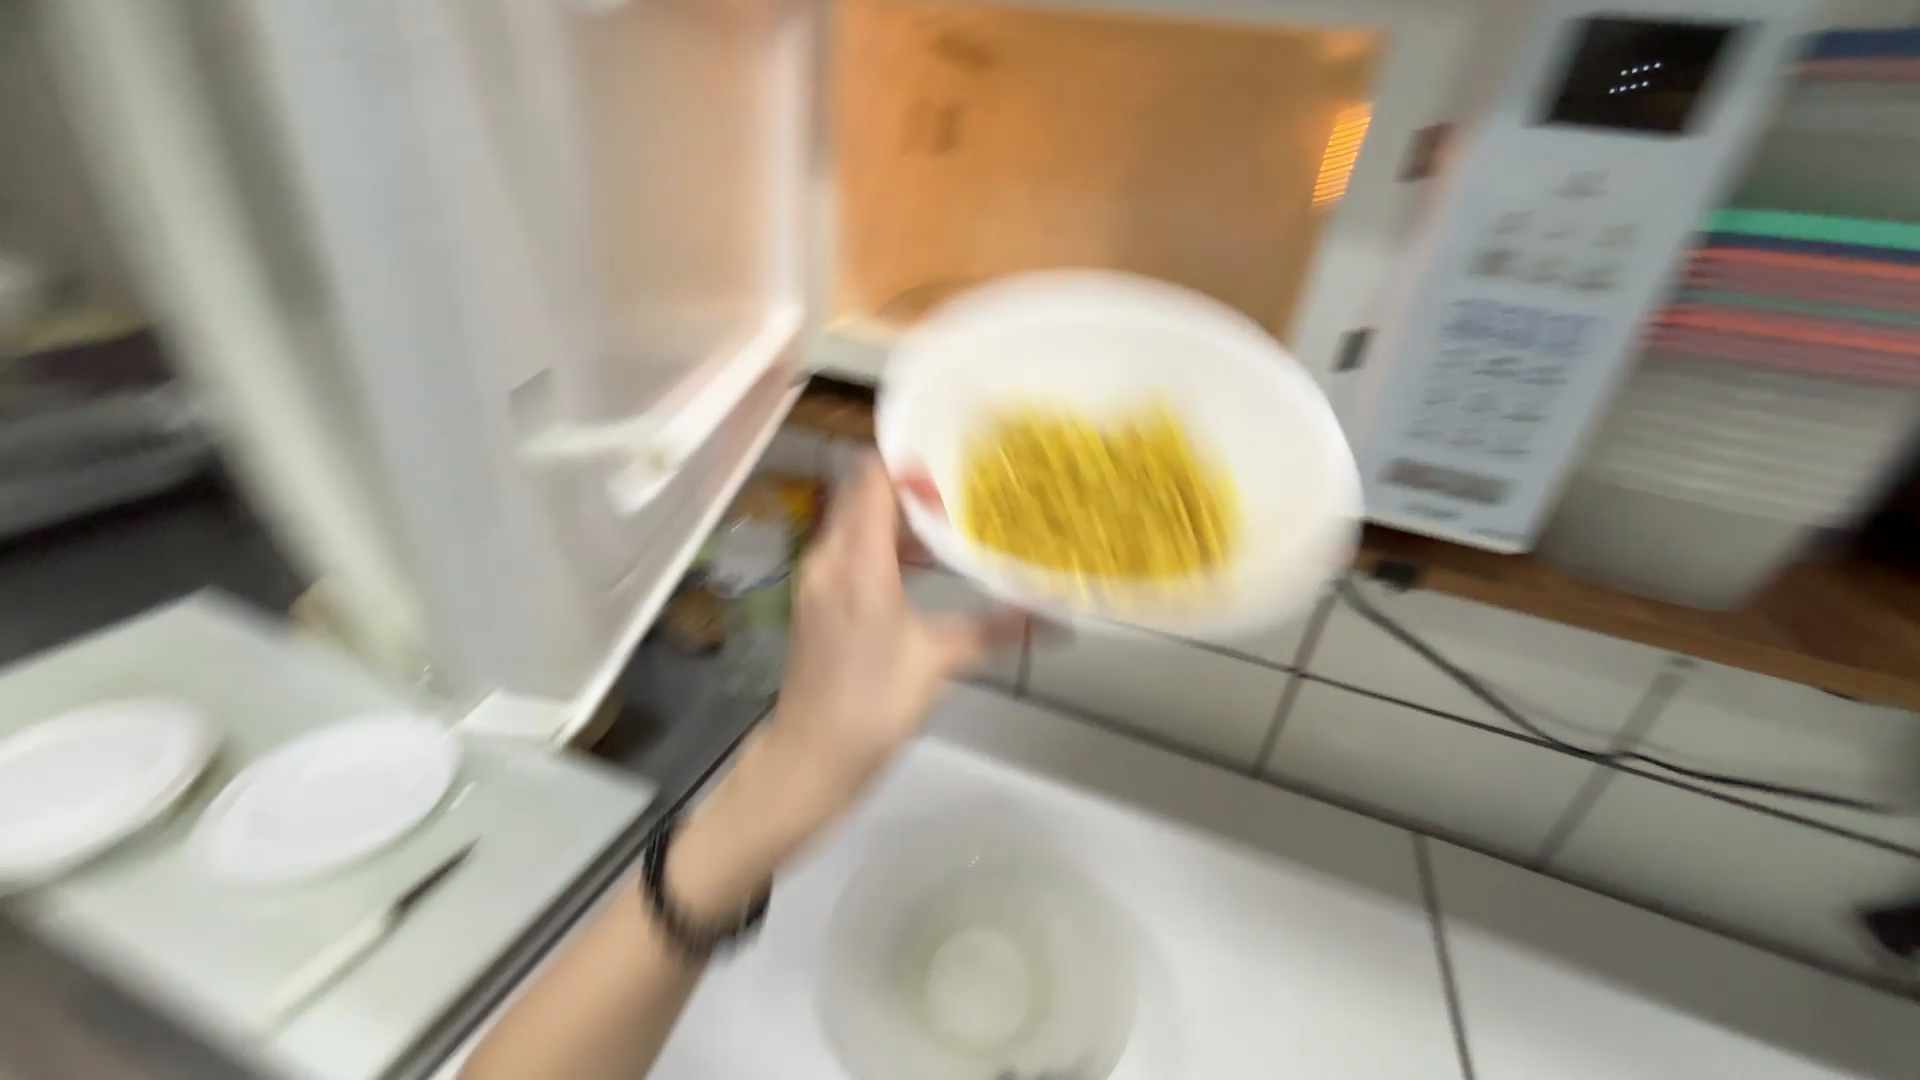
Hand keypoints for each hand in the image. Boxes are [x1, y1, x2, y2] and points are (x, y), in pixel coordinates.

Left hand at [667, 455, 1022, 917]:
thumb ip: (995, 629)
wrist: (810, 759)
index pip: (872, 479)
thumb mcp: (939, 661)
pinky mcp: (820, 601)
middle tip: (967, 492)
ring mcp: (819, 579)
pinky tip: (927, 568)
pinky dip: (888, 547)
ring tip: (955, 525)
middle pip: (864, 495)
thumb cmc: (872, 704)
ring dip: (902, 520)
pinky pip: (853, 552)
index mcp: (856, 562)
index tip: (955, 474)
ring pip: (859, 524)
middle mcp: (830, 558)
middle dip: (912, 488)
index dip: (910, 465)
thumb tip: (1054, 622)